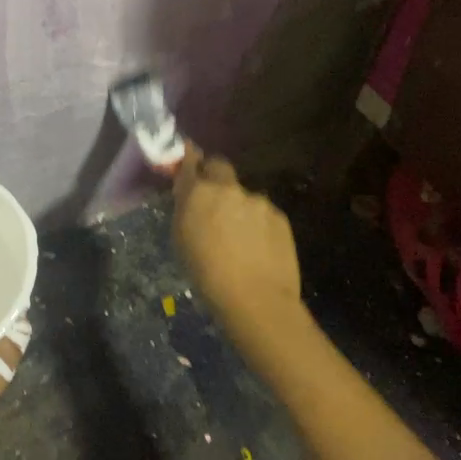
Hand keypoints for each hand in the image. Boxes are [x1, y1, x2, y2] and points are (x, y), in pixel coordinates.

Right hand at [173, 146, 301, 320]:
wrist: (256, 300)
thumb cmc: (207, 274)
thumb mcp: (181, 239)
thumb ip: (186, 208)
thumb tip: (190, 194)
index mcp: (199, 192)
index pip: (190, 161)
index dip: (189, 160)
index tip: (189, 161)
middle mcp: (228, 188)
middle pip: (219, 166)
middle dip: (214, 176)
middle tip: (214, 199)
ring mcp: (257, 200)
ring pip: (243, 195)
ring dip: (238, 206)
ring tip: (241, 237)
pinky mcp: (279, 216)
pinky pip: (262, 213)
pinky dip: (258, 223)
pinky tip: (259, 247)